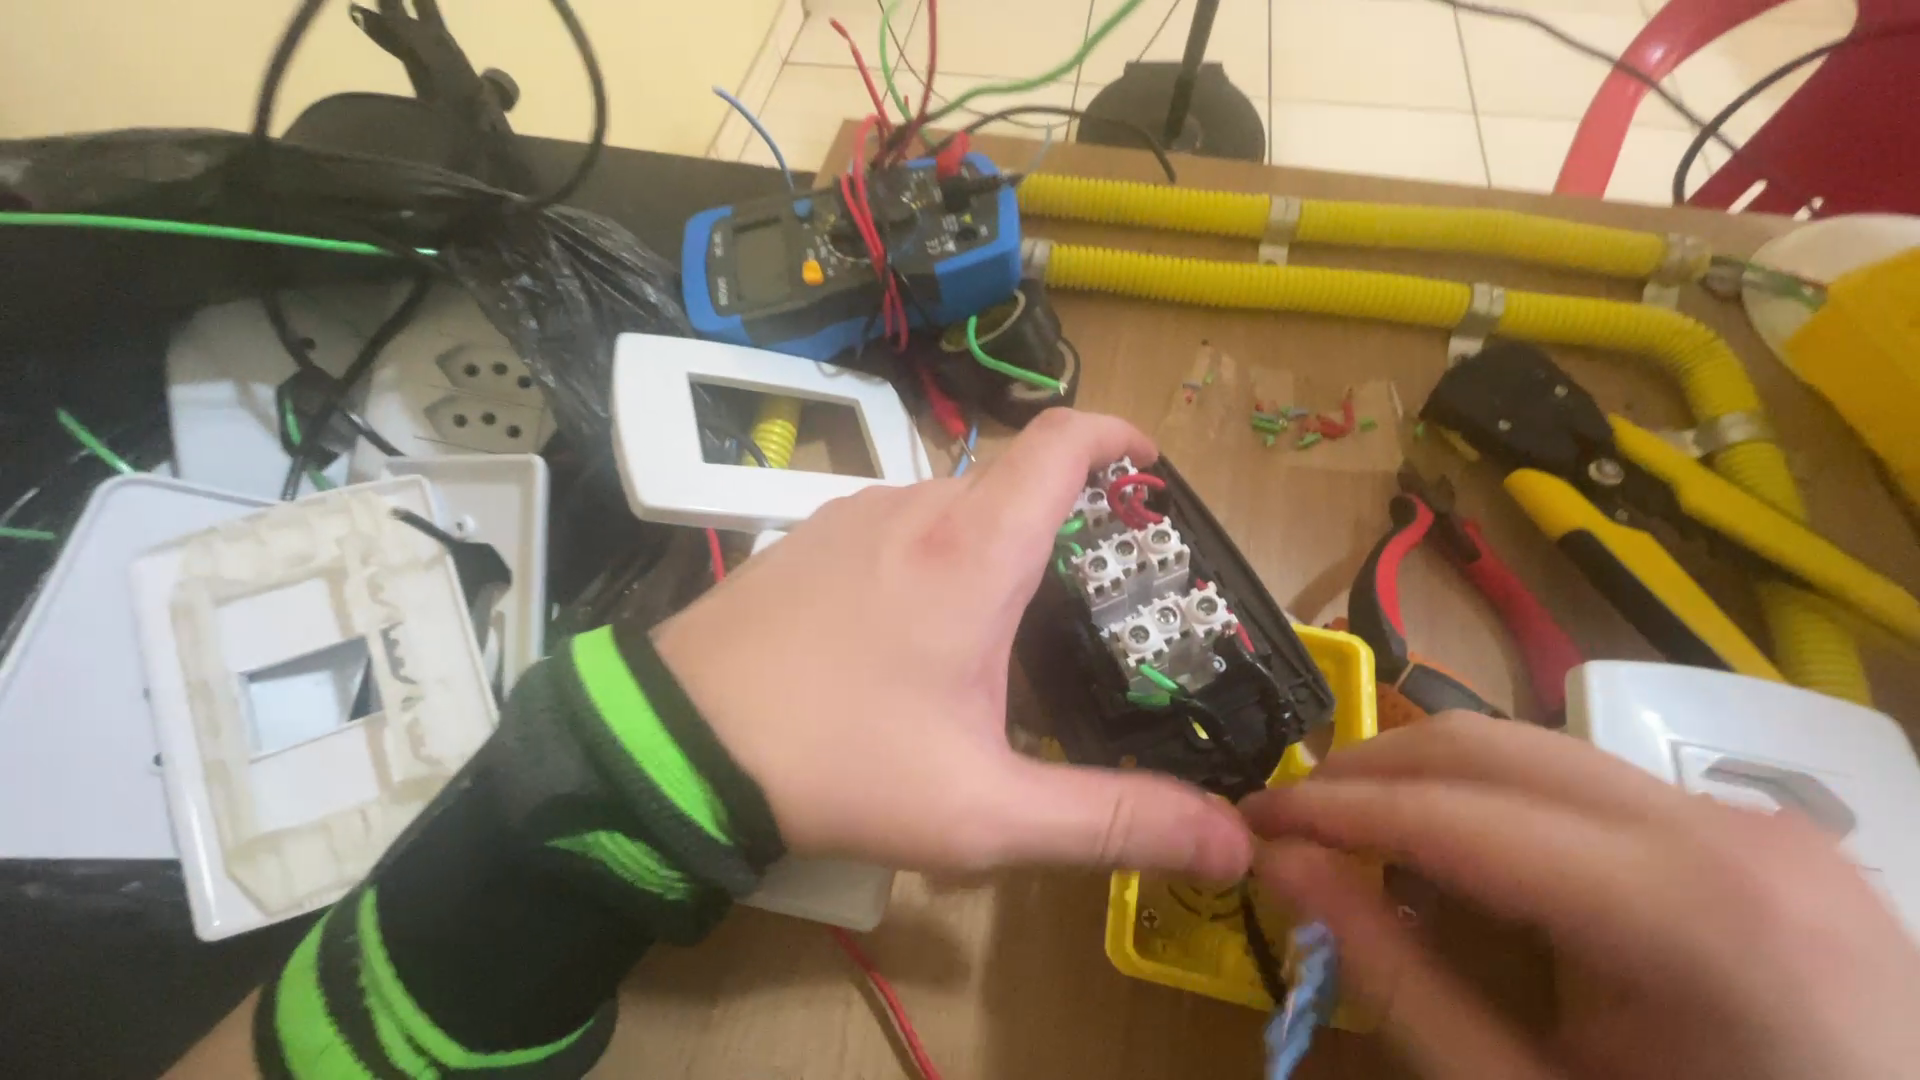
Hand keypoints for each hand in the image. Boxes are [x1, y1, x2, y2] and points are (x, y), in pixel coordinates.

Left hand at [652, 408, 1251, 879]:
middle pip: (1013, 482)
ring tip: (1006, 627)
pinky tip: (914, 631)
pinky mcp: (808, 537)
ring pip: (953, 506)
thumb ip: (1113, 820)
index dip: (1116, 435)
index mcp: (972, 551)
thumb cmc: (838, 764)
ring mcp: (852, 514)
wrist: (676, 744)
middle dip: (1064, 521)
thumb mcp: (985, 810)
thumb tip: (1230, 845)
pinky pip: (897, 525)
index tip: (1151, 466)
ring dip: (995, 545)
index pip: (1060, 442)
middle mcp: (915, 509)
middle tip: (1092, 596)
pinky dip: (935, 555)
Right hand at [1241, 712, 1919, 1079]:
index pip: (1453, 813)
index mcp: (1690, 912)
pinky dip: (1491, 804)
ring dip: (1422, 781)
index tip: (1249, 816)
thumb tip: (1278, 862)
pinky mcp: (1753, 826)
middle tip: (1293, 818)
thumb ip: (1391, 974)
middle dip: (1367, 772)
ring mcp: (1751, 818)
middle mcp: (1727, 828)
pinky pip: (1577, 782)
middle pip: (1485, 747)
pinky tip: (1465, 860)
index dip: (1331, 809)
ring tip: (1361, 834)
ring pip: (1525, 750)